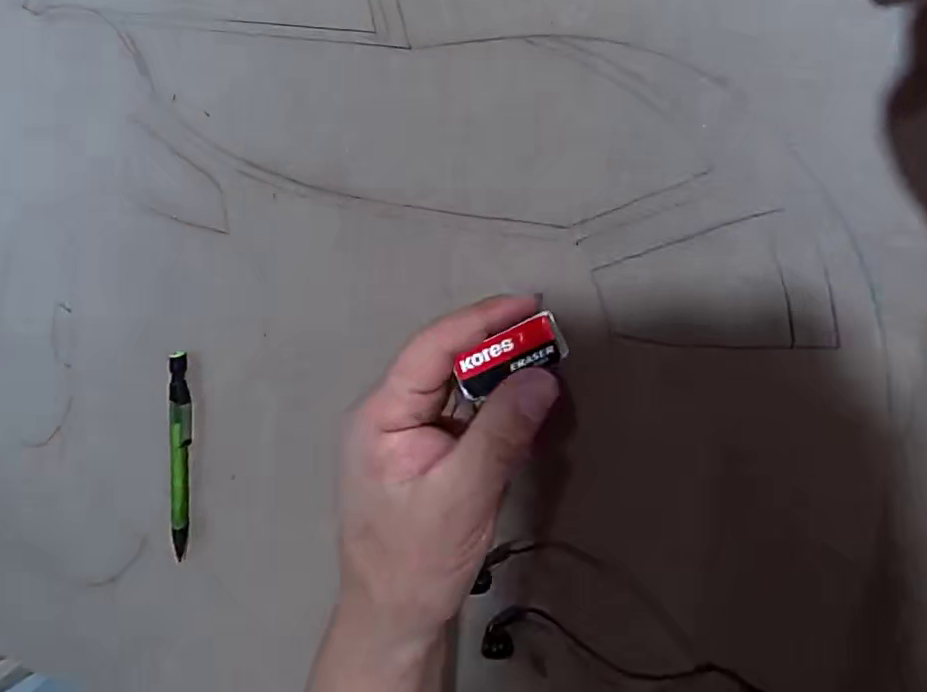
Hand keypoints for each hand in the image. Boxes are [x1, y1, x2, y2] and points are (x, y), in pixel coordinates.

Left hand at [309, 296, 560, 689]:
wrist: (394, 621)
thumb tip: (543, 377)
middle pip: (443, 359)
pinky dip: (494, 400)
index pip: (432, 348)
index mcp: (382, 412)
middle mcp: (391, 410)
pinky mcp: (427, 446)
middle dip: (492, 340)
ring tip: (538, 352)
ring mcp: (408, 428)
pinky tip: (521, 393)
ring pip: (455, 382)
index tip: (525, 305)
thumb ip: (502, 432)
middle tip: (541, 328)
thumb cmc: (416, 561)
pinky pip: (463, 409)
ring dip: (496, 368)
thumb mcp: (463, 495)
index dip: (479, 321)